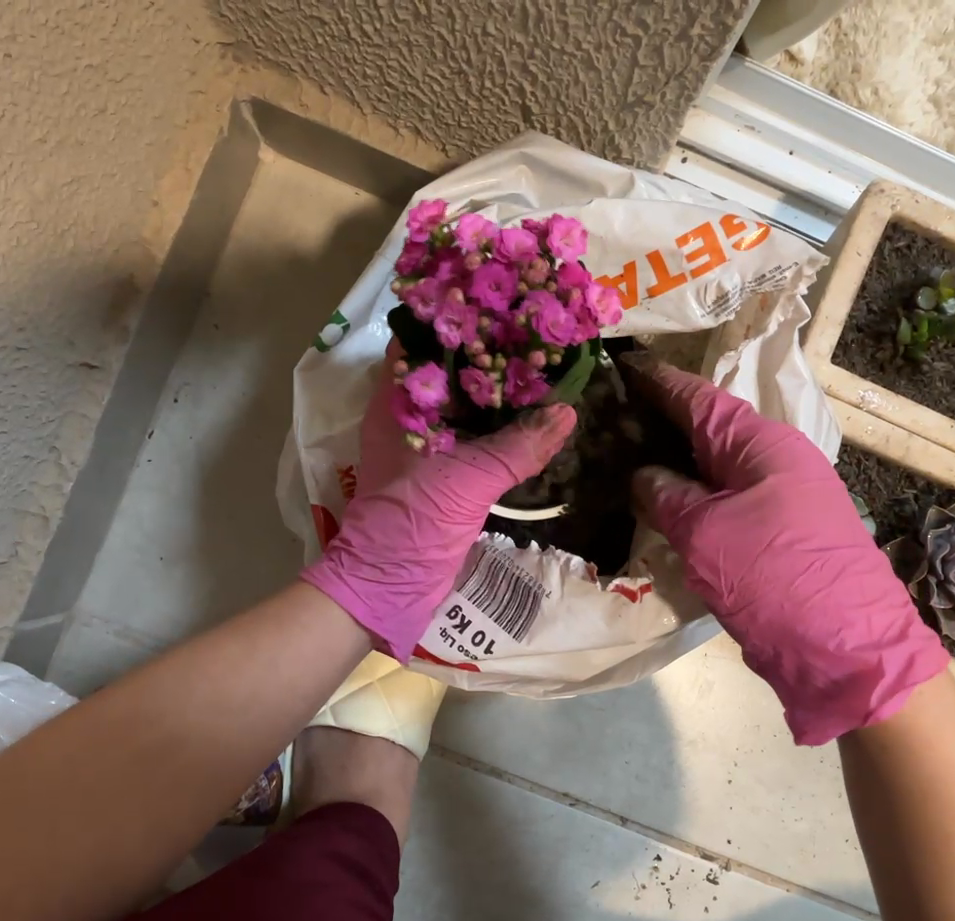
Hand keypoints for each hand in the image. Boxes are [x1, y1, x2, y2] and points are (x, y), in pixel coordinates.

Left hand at [302, 344, 576, 657]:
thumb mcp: (467, 481)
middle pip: (448, 368)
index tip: (501, 297)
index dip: (457, 315)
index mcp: (396, 403)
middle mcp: (406, 415)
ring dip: (497, 389)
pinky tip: (533, 419)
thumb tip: (567, 412)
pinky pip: (473, 438)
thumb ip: (517, 446)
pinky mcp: (441, 473)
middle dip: (488, 349)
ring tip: (543, 364)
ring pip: (463, 403)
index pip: (422, 338)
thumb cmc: (412, 525)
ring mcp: (423, 445)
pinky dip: (499, 427)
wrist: (387, 588)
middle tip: (536, 327)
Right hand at [628, 361, 948, 743]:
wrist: (844, 649)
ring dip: (671, 467)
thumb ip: (666, 495)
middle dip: (658, 425)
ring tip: (619, 462)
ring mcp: (778, 501)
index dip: (657, 383)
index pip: (699, 398)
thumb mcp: (706, 532)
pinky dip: (688, 503)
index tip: (620, 367)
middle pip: (707, 432)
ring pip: (713, 472)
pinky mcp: (775, 537)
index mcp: (762, 445)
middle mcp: (774, 463)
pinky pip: (721, 505)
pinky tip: (656, 510)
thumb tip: (641, 474)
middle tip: (606, 421)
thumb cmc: (773, 577)